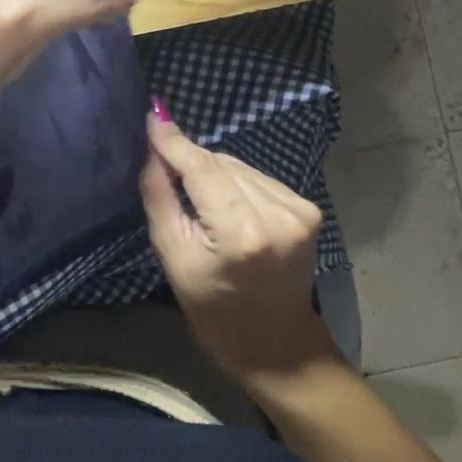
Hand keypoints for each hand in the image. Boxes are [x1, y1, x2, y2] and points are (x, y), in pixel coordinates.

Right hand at [140, 107, 337, 382]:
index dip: (175, 142)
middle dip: (191, 162)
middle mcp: (277, 214)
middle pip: (221, 164)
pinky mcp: (308, 209)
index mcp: (241, 232)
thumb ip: (161, 197)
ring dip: (214, 173)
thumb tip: (154, 149)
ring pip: (239, 167)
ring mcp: (299, 210)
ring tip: (199, 202)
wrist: (276, 345)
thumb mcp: (173, 257)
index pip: (202, 168)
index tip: (152, 116)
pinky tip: (228, 208)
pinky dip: (236, 184)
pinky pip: (258, 179)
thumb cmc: (213, 308)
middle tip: (165, 172)